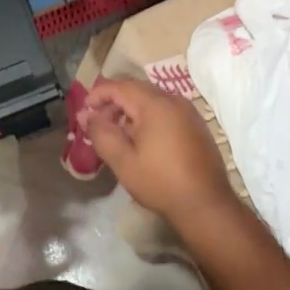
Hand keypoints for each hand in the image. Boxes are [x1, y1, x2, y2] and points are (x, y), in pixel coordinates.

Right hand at [85, 79, 240, 226]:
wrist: (205, 203)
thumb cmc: (160, 182)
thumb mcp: (123, 161)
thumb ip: (101, 133)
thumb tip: (87, 114)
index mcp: (155, 104)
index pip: (120, 86)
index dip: (98, 94)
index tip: (84, 111)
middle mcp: (174, 100)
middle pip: (137, 89)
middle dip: (114, 102)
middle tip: (98, 123)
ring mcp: (188, 111)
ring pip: (152, 100)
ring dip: (131, 110)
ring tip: (118, 134)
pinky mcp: (196, 125)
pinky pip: (166, 110)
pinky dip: (149, 117)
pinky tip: (143, 140)